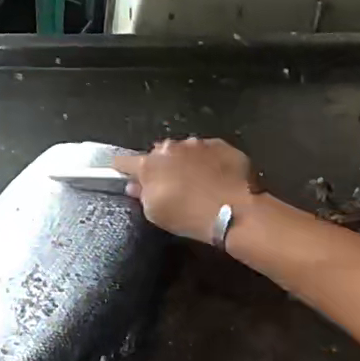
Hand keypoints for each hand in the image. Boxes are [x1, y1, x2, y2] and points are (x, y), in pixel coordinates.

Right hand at [112, 137, 259, 241]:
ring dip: (184, 161)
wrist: (236, 212)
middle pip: (156, 154)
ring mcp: (197, 144)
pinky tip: (216, 177)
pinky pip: (208, 151)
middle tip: (169, 184)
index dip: (122, 169)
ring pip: (183, 150)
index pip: (123, 161)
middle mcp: (169, 148)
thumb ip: (141, 195)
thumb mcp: (155, 213)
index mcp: (147, 164)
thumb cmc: (188, 216)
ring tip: (196, 181)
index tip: (126, 177)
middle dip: (159, 165)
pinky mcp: (222, 145)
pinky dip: (208, 161)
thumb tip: (135, 185)